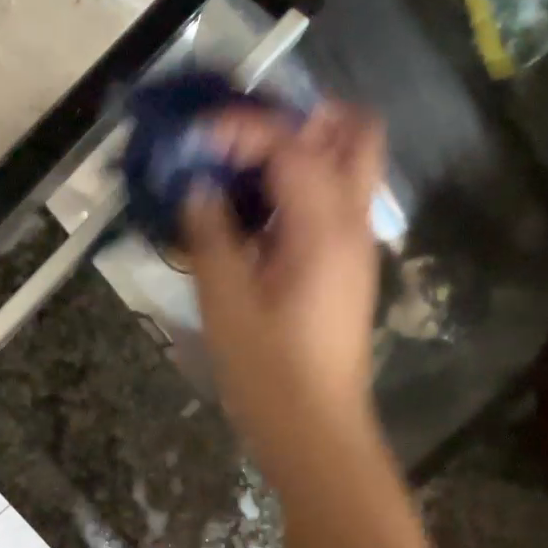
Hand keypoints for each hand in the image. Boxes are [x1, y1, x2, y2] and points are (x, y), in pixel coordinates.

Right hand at [181, 102, 385, 469]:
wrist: (314, 429)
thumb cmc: (268, 371)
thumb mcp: (225, 303)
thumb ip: (211, 236)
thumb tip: (196, 189)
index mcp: (324, 229)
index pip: (292, 147)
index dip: (242, 128)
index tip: (194, 132)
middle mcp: (351, 224)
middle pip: (353, 135)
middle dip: (299, 119)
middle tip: (240, 134)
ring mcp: (353, 246)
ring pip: (345, 166)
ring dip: (297, 150)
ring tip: (235, 167)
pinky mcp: (341, 267)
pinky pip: (328, 201)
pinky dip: (293, 187)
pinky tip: (247, 213)